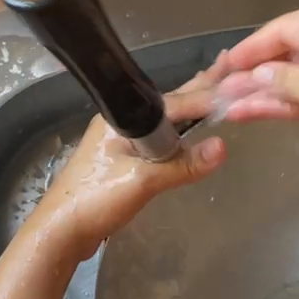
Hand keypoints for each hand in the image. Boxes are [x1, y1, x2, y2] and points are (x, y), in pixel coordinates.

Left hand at [25, 77, 226, 263]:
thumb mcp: (143, 182)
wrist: (60, 232)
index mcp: (121, 117)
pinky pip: (158, 138)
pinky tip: (189, 132)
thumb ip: (182, 165)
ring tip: (215, 91)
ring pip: (164, 120)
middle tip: (228, 66)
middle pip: (168, 104)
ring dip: (190, 108)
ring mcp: (120, 141)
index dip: (206, 97)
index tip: (237, 87)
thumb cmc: (95, 201)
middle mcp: (120, 122)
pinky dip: (179, 131)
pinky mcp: (122, 160)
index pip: (174, 104)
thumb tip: (222, 147)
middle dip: (199, 89)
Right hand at [212, 0, 298, 181]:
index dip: (253, 48)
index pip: (288, 27)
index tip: (223, 66)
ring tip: (230, 106)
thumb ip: (286, 81)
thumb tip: (251, 75)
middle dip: (257, 73)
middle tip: (222, 90)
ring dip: (268, 91)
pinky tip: (255, 112)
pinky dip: (289, 102)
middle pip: (292, 50)